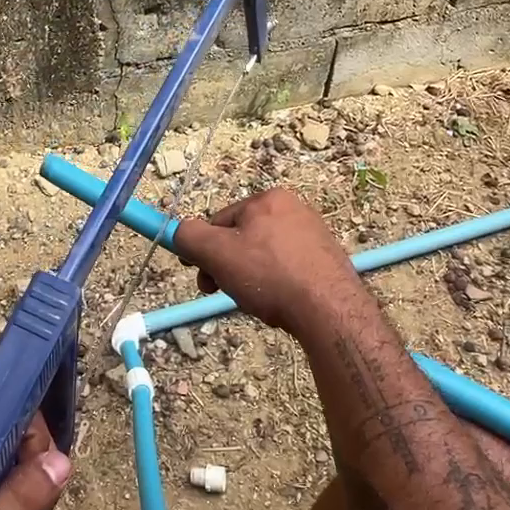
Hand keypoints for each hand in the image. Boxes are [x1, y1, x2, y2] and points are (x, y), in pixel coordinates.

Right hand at [174, 189, 364, 333]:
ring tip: (257, 302)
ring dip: (252, 278)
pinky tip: (279, 305)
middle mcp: (294, 209)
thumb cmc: (269, 275)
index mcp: (269, 199)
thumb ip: (190, 237)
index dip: (206, 250)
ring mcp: (314, 235)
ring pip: (265, 256)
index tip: (203, 278)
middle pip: (244, 237)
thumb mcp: (217, 253)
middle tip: (226, 293)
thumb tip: (180, 232)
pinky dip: (278, 285)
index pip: (220, 221)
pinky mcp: (327, 260)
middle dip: (229, 266)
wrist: (330, 310)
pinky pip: (288, 269)